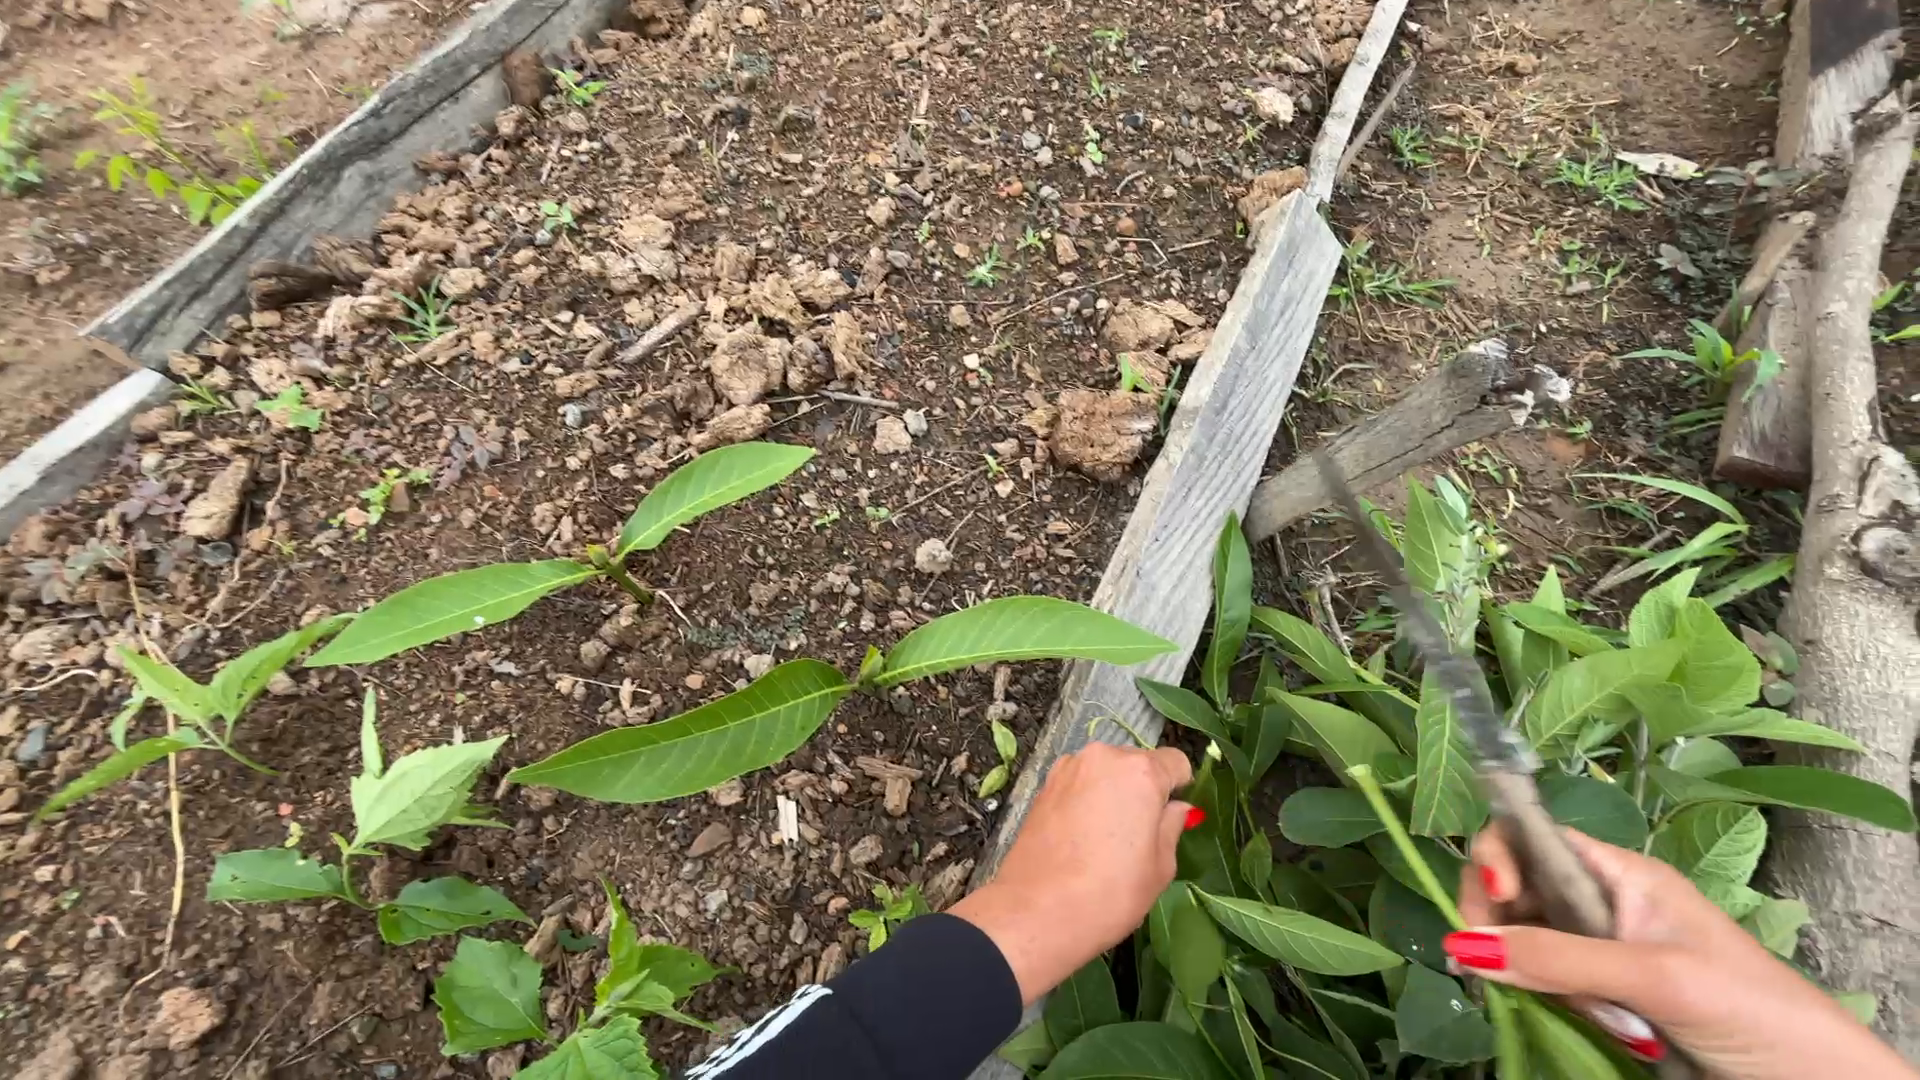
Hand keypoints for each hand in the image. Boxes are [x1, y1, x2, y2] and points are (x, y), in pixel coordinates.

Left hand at [950, 743, 1194, 1004]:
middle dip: (1144, 790)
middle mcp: (1103, 757)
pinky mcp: (1045, 783)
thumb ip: (1172, 825)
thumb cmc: (1110, 892)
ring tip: (1106, 837)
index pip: (1176, 761)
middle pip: (1137, 764)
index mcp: (1140, 771)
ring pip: (1106, 771)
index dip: (1180, 788)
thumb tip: (1177, 806)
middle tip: (1138, 834)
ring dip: (1113, 792)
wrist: (1037, 908)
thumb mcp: (1159, 867)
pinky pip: (1080, 782)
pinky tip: (1081, 834)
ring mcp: (1069, 767)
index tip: (1171, 816)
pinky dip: (1087, 798)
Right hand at [1453, 827, 1915, 1079]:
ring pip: (1525, 941)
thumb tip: (1461, 945)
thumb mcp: (1657, 979)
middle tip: (1497, 968)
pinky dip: (1551, 1001)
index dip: (1496, 856)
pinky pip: (1546, 982)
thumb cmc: (1756, 1012)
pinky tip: (1590, 1025)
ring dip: (1536, 975)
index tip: (1495, 898)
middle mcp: (1599, 902)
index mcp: (1617, 873)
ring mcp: (1598, 948)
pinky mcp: (1600, 992)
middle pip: (1513, 891)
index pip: (1527, 838)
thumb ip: (1559, 959)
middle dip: (1505, 928)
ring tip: (1592, 1015)